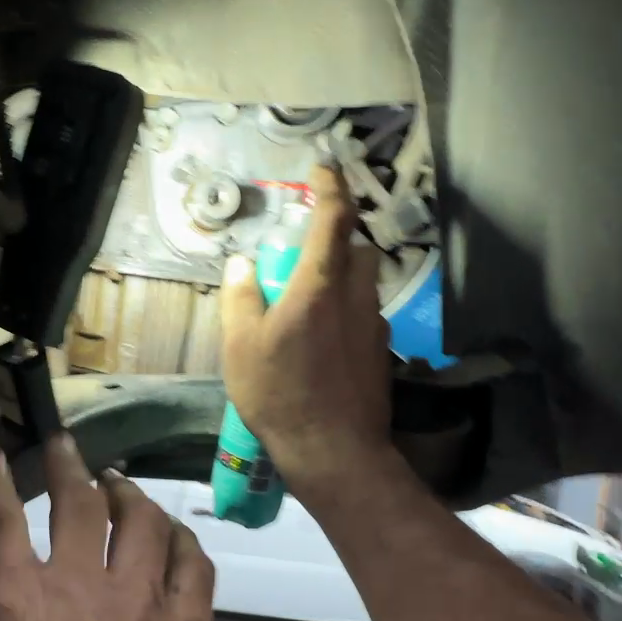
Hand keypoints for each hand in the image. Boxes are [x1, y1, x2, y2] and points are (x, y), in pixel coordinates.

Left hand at [0, 433, 214, 620]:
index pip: (191, 570)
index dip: (178, 540)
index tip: (163, 527)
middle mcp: (135, 600)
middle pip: (141, 525)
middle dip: (129, 497)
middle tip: (111, 480)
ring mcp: (72, 586)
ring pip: (81, 506)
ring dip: (72, 472)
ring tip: (61, 449)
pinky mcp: (8, 588)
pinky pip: (3, 518)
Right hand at [220, 164, 392, 492]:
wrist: (334, 450)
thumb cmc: (280, 395)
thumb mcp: (241, 347)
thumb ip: (240, 297)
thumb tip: (241, 263)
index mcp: (319, 286)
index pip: (334, 218)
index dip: (330, 187)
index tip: (322, 170)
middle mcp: (355, 297)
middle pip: (358, 247)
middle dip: (337, 237)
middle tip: (305, 252)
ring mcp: (374, 326)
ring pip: (363, 283)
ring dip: (340, 278)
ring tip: (307, 304)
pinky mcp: (380, 352)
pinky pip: (363, 315)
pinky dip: (345, 312)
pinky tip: (322, 343)